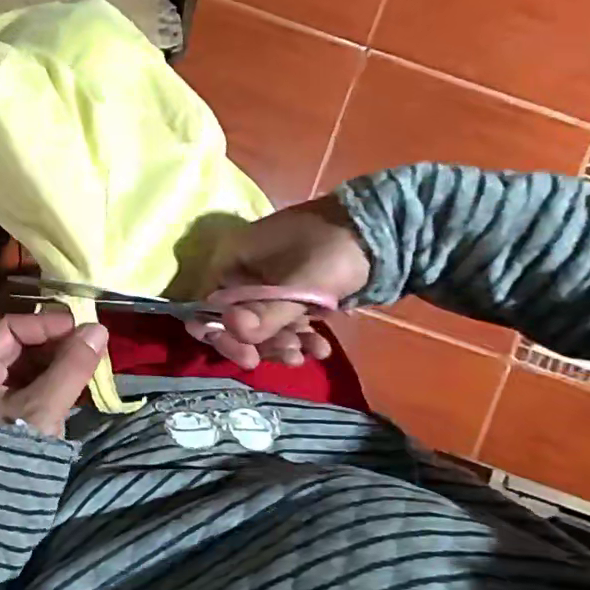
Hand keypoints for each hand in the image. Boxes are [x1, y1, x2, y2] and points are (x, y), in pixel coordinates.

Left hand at [0, 312, 108, 436]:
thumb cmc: (11, 452)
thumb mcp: (42, 407)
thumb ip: (71, 367)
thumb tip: (99, 329)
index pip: (8, 329)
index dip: (44, 324)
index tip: (78, 327)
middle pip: (20, 348)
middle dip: (56, 344)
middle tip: (89, 345)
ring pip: (31, 369)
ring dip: (61, 363)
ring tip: (90, 364)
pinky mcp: (12, 421)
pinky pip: (37, 390)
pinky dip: (59, 383)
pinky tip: (82, 385)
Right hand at [198, 197, 370, 368]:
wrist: (382, 231)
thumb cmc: (333, 249)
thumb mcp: (300, 284)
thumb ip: (266, 312)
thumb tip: (231, 330)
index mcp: (232, 259)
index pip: (206, 306)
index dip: (221, 336)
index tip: (249, 358)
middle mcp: (241, 271)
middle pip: (233, 321)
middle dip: (260, 344)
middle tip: (289, 359)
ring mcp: (265, 282)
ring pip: (260, 325)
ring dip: (283, 345)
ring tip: (310, 353)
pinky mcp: (288, 292)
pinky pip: (282, 321)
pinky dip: (299, 337)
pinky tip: (321, 348)